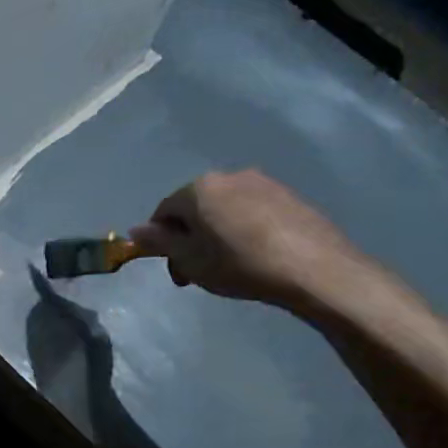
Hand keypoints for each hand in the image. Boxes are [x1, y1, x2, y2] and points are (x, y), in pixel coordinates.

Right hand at [129, 170, 368, 310]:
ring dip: (216, 234)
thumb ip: (160, 242)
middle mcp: (228, 175)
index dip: (161, 242)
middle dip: (189, 238)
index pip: (164, 211)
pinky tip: (254, 255)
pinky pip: (250, 211)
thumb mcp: (190, 260)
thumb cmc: (239, 265)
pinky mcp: (287, 195)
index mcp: (198, 188)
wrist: (310, 267)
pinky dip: (242, 230)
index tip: (175, 269)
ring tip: (228, 265)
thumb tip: (136, 230)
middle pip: (195, 207)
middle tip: (198, 272)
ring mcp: (262, 182)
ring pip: (223, 209)